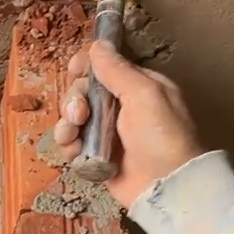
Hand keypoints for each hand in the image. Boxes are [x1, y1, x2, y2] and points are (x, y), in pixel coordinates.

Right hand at [51, 40, 202, 206]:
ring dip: (66, 125)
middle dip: (74, 101)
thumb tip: (98, 45)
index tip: (74, 70)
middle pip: (82, 92)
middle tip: (80, 116)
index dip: (85, 66)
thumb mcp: (144, 95)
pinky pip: (73, 144)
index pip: (104, 66)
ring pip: (73, 119)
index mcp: (137, 86)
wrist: (167, 188)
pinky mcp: (97, 156)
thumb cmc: (162, 137)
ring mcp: (107, 133)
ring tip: (72, 137)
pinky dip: (70, 147)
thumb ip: (118, 70)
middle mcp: (120, 107)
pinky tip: (75, 152)